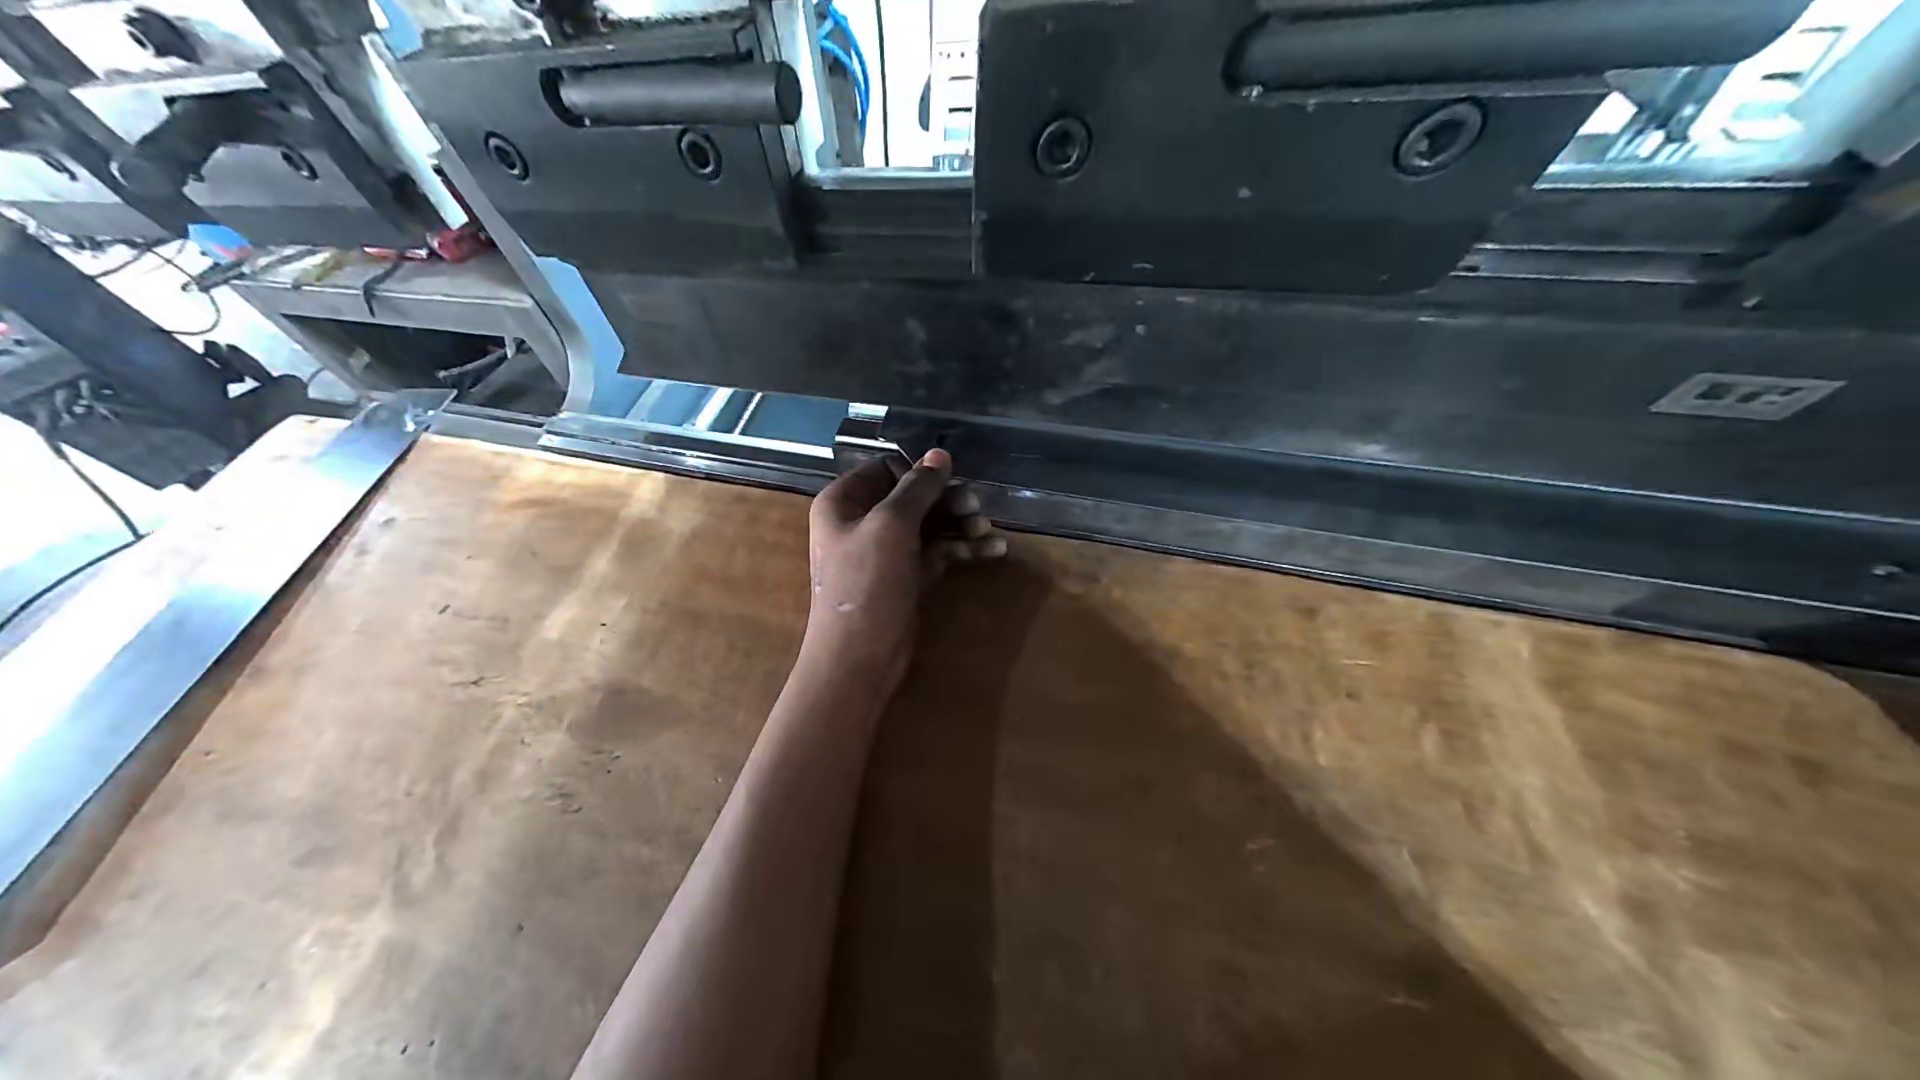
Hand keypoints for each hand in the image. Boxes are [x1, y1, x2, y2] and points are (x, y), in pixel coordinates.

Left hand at [806, 448, 1004, 681]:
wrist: (858, 659)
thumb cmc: (867, 584)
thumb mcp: (891, 526)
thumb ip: (918, 487)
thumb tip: (940, 453)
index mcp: (843, 502)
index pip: (884, 469)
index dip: (918, 472)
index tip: (950, 479)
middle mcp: (862, 522)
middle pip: (912, 497)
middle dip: (946, 500)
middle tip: (977, 507)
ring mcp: (885, 552)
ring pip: (928, 525)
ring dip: (959, 525)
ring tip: (987, 530)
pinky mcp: (906, 577)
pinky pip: (937, 552)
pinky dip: (961, 550)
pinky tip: (993, 551)